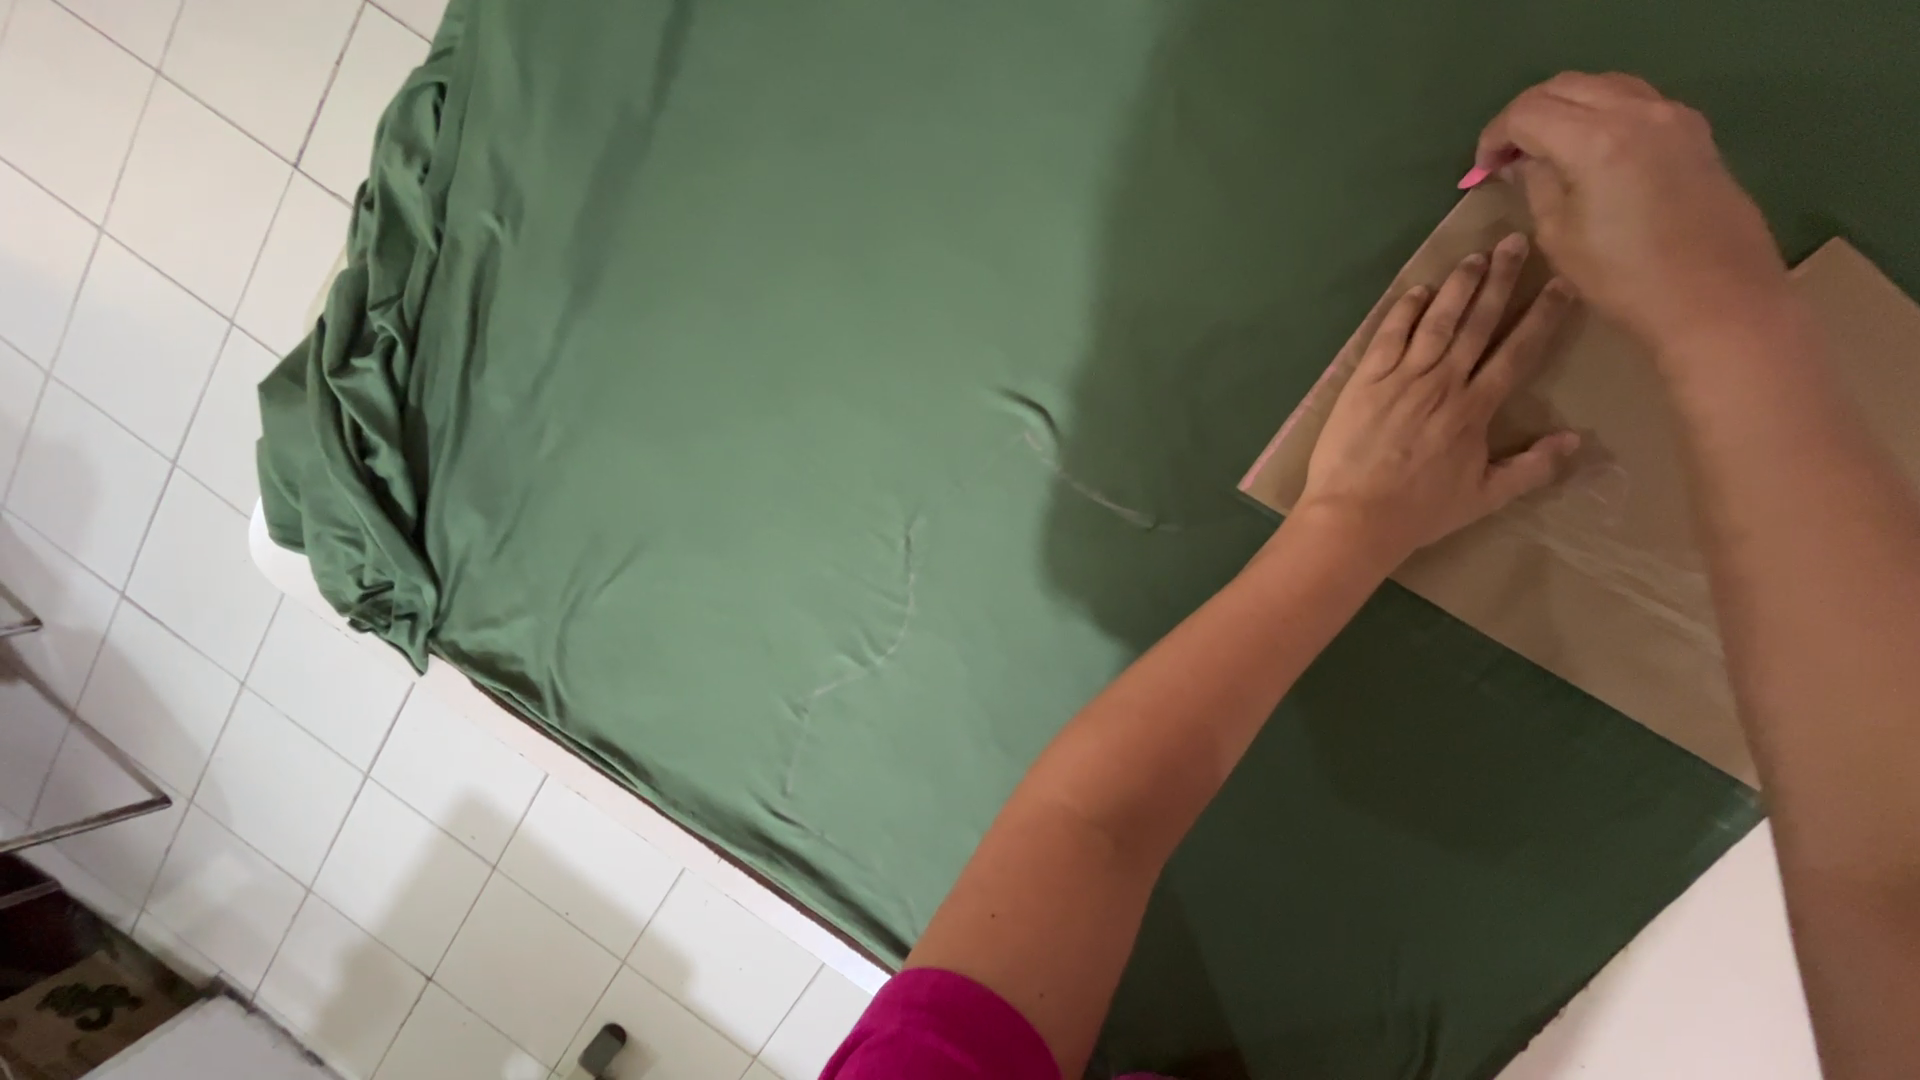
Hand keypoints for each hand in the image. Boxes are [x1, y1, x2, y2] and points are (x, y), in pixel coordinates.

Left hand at [1293, 235, 1579, 566]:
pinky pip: (1387, 338)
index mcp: (1475, 408)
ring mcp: (1400, 379)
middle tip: (1516, 243)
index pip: (1517, 351)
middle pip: (1477, 323)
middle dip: (1500, 280)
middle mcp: (1442, 383)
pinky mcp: (1363, 382)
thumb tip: (1576, 439)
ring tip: (1475, 256)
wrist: (1355, 515)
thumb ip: (1532, 467)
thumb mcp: (1485, 496)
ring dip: (1456, 286)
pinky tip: (1417, 291)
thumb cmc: (1418, 511)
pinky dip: (1404, 312)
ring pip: (1435, 322)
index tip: (1559, 284)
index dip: (1541, 316)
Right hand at [1475, 72, 1793, 358]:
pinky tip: (1583, 154)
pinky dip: (1595, 114)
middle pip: (1563, 87)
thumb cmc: (1621, 276)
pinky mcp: (1690, 129)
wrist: (1711, 293)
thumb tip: (1522, 162)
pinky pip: (1631, 100)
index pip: (1527, 113)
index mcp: (1596, 141)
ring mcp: (1670, 115)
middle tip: (1505, 160)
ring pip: (1600, 86)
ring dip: (1561, 110)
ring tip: (1541, 154)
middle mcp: (1637, 113)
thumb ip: (1537, 184)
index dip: (1494, 138)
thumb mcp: (1558, 234)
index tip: (1481, 172)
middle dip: (1523, 118)